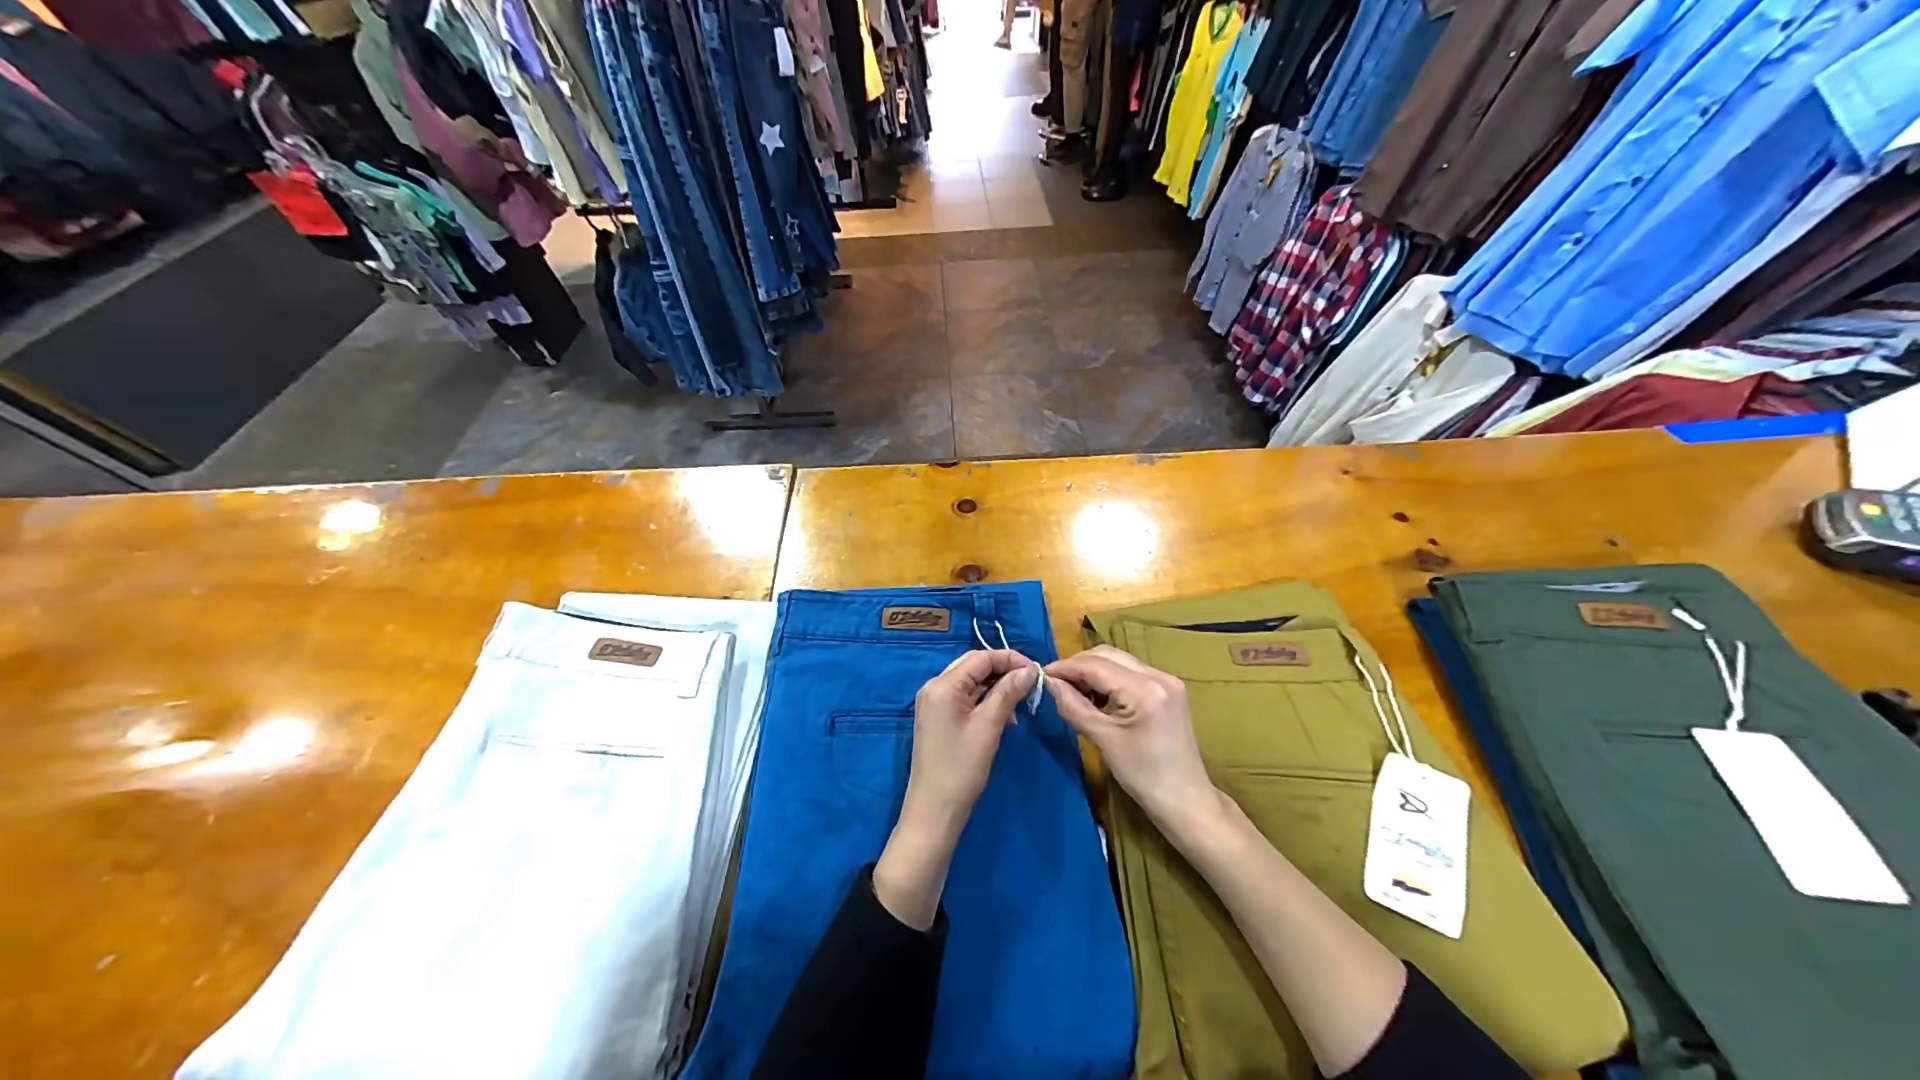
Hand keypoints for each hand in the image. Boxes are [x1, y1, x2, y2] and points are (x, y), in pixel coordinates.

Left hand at [901, 648, 1036, 836]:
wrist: (934, 809)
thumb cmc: (962, 767)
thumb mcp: (988, 726)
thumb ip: (1008, 692)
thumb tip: (1029, 669)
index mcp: (943, 684)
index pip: (981, 657)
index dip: (1010, 659)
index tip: (1037, 670)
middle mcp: (934, 686)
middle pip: (974, 665)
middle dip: (1003, 670)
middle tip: (1032, 682)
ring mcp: (934, 702)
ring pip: (970, 681)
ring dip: (996, 685)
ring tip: (1022, 699)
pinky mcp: (938, 717)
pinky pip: (964, 697)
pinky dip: (985, 699)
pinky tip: (1004, 713)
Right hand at [1045, 645, 1222, 832]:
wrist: (1184, 799)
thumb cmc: (1143, 775)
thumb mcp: (1103, 740)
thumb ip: (1074, 707)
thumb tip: (1049, 683)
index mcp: (1145, 689)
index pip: (1096, 665)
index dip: (1065, 667)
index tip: (1041, 675)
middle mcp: (1159, 675)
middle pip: (1108, 655)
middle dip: (1078, 665)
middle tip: (1055, 683)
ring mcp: (1167, 680)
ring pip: (1119, 660)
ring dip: (1093, 670)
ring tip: (1074, 692)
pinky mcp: (1168, 688)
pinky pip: (1130, 671)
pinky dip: (1109, 678)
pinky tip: (1097, 697)